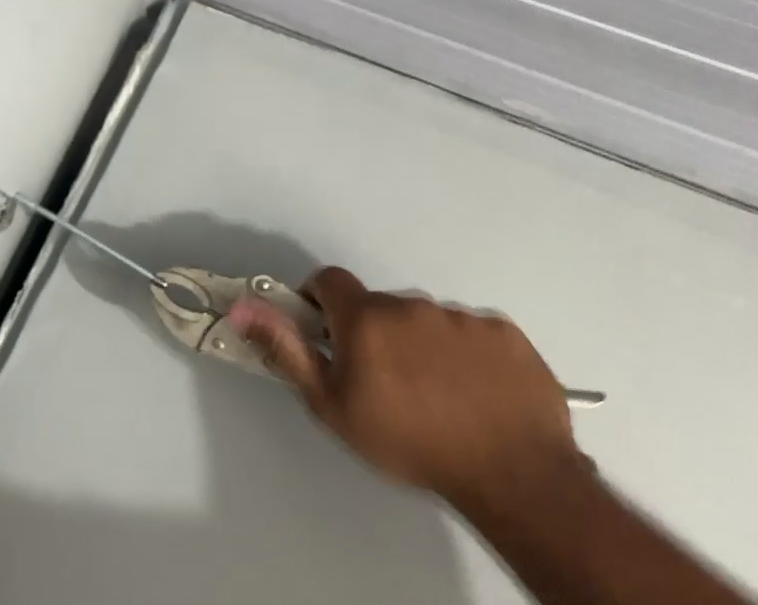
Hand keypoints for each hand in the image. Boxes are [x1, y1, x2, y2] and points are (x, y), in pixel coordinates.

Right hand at [231, 267, 584, 509]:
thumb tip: (242, 306)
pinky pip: (472, 332)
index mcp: (365, 319)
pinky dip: (465, 353)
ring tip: (434, 391)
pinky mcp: (509, 336)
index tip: (325, 332)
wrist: (515, 478)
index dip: (319, 300)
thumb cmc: (408, 443)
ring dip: (419, 342)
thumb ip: (285, 348)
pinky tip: (473, 390)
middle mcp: (412, 306)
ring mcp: (465, 319)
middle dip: (372, 331)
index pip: (328, 280)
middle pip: (378, 306)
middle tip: (381, 378)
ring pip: (426, 320)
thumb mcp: (330, 404)